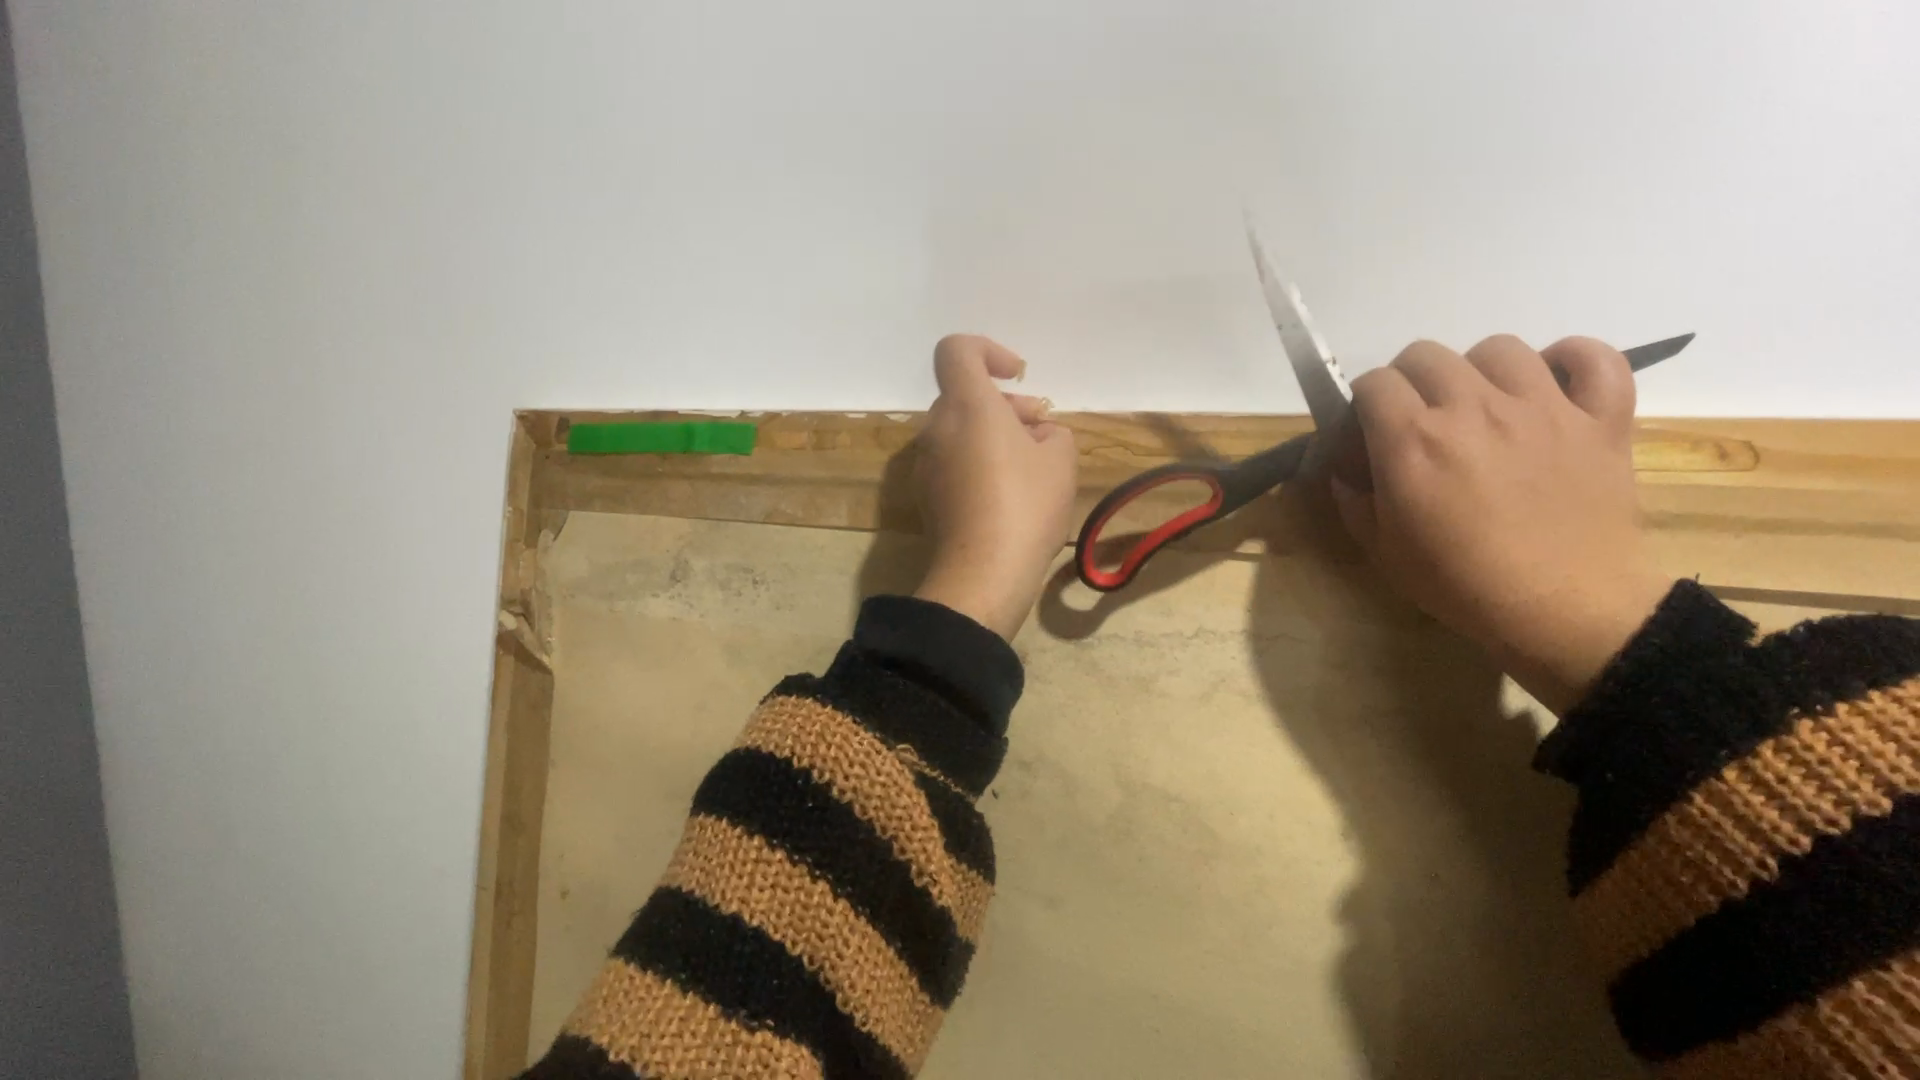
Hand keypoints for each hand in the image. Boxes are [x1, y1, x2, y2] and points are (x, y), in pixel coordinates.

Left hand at [912, 335, 1077, 640]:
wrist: (983, 574)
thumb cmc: (1026, 505)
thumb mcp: (1061, 460)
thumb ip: (1051, 433)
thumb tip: (1035, 435)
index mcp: (967, 406)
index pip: (956, 350)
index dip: (988, 351)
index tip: (1017, 376)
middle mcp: (937, 429)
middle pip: (963, 396)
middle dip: (1004, 405)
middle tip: (1040, 429)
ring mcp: (926, 466)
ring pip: (959, 432)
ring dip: (993, 436)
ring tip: (1032, 466)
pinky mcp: (927, 498)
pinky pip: (953, 464)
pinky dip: (978, 465)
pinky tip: (1009, 495)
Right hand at [1331, 335, 1674, 712]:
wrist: (1563, 611)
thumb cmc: (1461, 584)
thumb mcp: (1382, 549)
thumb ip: (1354, 499)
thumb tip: (1345, 469)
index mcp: (1413, 440)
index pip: (1372, 383)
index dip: (1362, 404)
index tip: (1367, 432)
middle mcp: (1473, 408)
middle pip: (1426, 354)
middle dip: (1409, 381)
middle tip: (1417, 419)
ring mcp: (1543, 407)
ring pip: (1500, 347)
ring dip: (1478, 370)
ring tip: (1481, 405)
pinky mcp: (1600, 418)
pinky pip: (1594, 357)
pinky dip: (1573, 360)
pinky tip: (1553, 384)